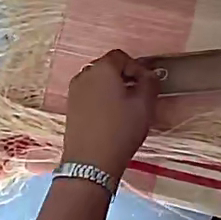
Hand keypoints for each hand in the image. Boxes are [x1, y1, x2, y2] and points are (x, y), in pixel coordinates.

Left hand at [60, 50, 158, 180]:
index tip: (147, 83)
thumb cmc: (119, 131)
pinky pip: (90, 95)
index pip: (121, 56)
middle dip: (125, 76)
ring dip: (113, 88)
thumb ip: (150, 83)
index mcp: (101, 70)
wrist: (91, 163)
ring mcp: (74, 92)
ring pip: (98, 82)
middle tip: (139, 93)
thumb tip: (149, 76)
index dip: (137, 67)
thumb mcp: (144, 105)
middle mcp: (84, 76)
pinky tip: (112, 117)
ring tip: (127, 107)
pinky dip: (102, 99)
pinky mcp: (71, 108)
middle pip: (107, 67)